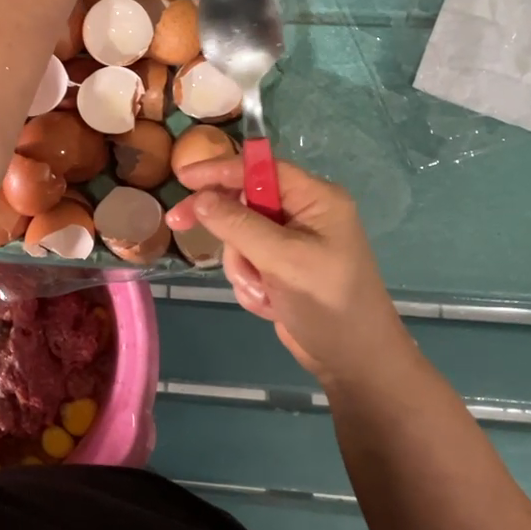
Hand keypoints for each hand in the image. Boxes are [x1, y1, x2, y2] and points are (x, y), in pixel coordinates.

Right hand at [165, 158, 400, 378]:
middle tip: (178, 223)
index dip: (220, 169)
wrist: (352, 360)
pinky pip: (245, 263)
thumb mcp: (283, 259)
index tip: (183, 177)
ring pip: (239, 237)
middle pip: (243, 202)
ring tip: (263, 290)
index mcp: (316, 199)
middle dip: (225, 226)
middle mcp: (303, 214)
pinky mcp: (281, 269)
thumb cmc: (327, 302)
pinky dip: (249, 283)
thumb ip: (239, 224)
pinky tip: (269, 303)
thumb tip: (200, 198)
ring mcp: (291, 243)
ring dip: (242, 266)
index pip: (261, 169)